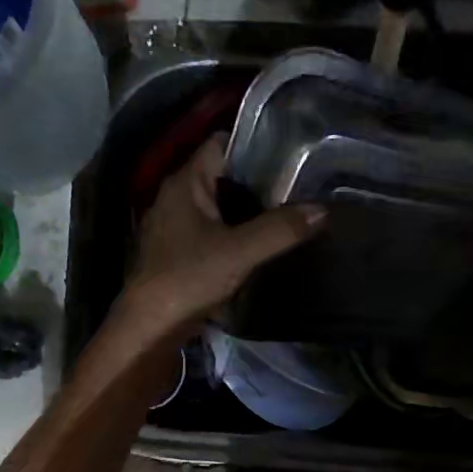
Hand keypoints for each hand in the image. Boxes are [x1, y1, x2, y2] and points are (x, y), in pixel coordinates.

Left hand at [119, 135, 325, 333]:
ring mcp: (174, 228)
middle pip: (222, 176)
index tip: (291, 149)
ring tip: (289, 210)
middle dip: (258, 179)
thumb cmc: (187, 280)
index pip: (220, 143)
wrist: (149, 329)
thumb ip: (279, 230)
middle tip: (299, 182)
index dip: (255, 142)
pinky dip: (235, 233)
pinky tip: (261, 243)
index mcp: (184, 184)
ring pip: (218, 207)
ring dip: (247, 210)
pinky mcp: (178, 255)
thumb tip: (322, 210)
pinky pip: (212, 232)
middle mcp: (175, 199)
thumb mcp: (239, 252)